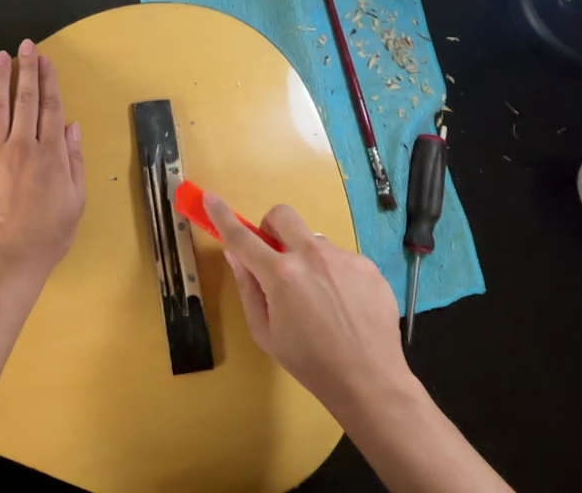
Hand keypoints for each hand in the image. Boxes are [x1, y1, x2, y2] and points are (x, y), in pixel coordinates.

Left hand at [0, 40, 86, 286]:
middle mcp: (23, 146)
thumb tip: (71, 126)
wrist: (11, 260)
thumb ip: (74, 160)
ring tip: (1, 55)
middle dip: (27, 69)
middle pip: (26, 99)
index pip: (51, 107)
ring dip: (0, 78)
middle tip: (26, 45)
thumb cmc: (50, 234)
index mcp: (51, 154)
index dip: (49, 80)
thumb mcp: (76, 199)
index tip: (46, 60)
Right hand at [205, 195, 413, 410]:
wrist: (371, 382)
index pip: (242, 237)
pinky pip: (341, 259)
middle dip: (272, 227)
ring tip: (322, 299)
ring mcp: (343, 258)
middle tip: (276, 256)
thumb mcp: (265, 333)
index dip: (222, 216)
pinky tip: (345, 305)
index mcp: (281, 275)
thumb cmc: (309, 363)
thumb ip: (247, 288)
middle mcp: (311, 256)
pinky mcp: (368, 266)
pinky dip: (335, 274)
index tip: (210, 199)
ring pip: (315, 241)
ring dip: (308, 259)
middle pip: (282, 215)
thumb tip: (234, 253)